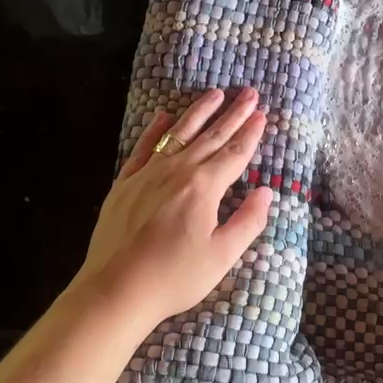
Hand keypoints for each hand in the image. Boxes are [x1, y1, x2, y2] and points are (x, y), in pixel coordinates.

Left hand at [75, 88, 272, 329]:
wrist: (116, 289)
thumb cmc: (174, 277)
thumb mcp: (222, 256)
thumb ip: (248, 222)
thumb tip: (266, 192)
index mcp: (204, 187)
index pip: (234, 153)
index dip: (251, 134)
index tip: (262, 114)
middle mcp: (178, 171)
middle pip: (211, 136)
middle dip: (233, 114)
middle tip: (249, 93)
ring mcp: (148, 174)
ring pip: (179, 134)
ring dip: (199, 113)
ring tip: (214, 94)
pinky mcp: (125, 183)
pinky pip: (144, 148)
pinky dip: (155, 131)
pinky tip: (163, 118)